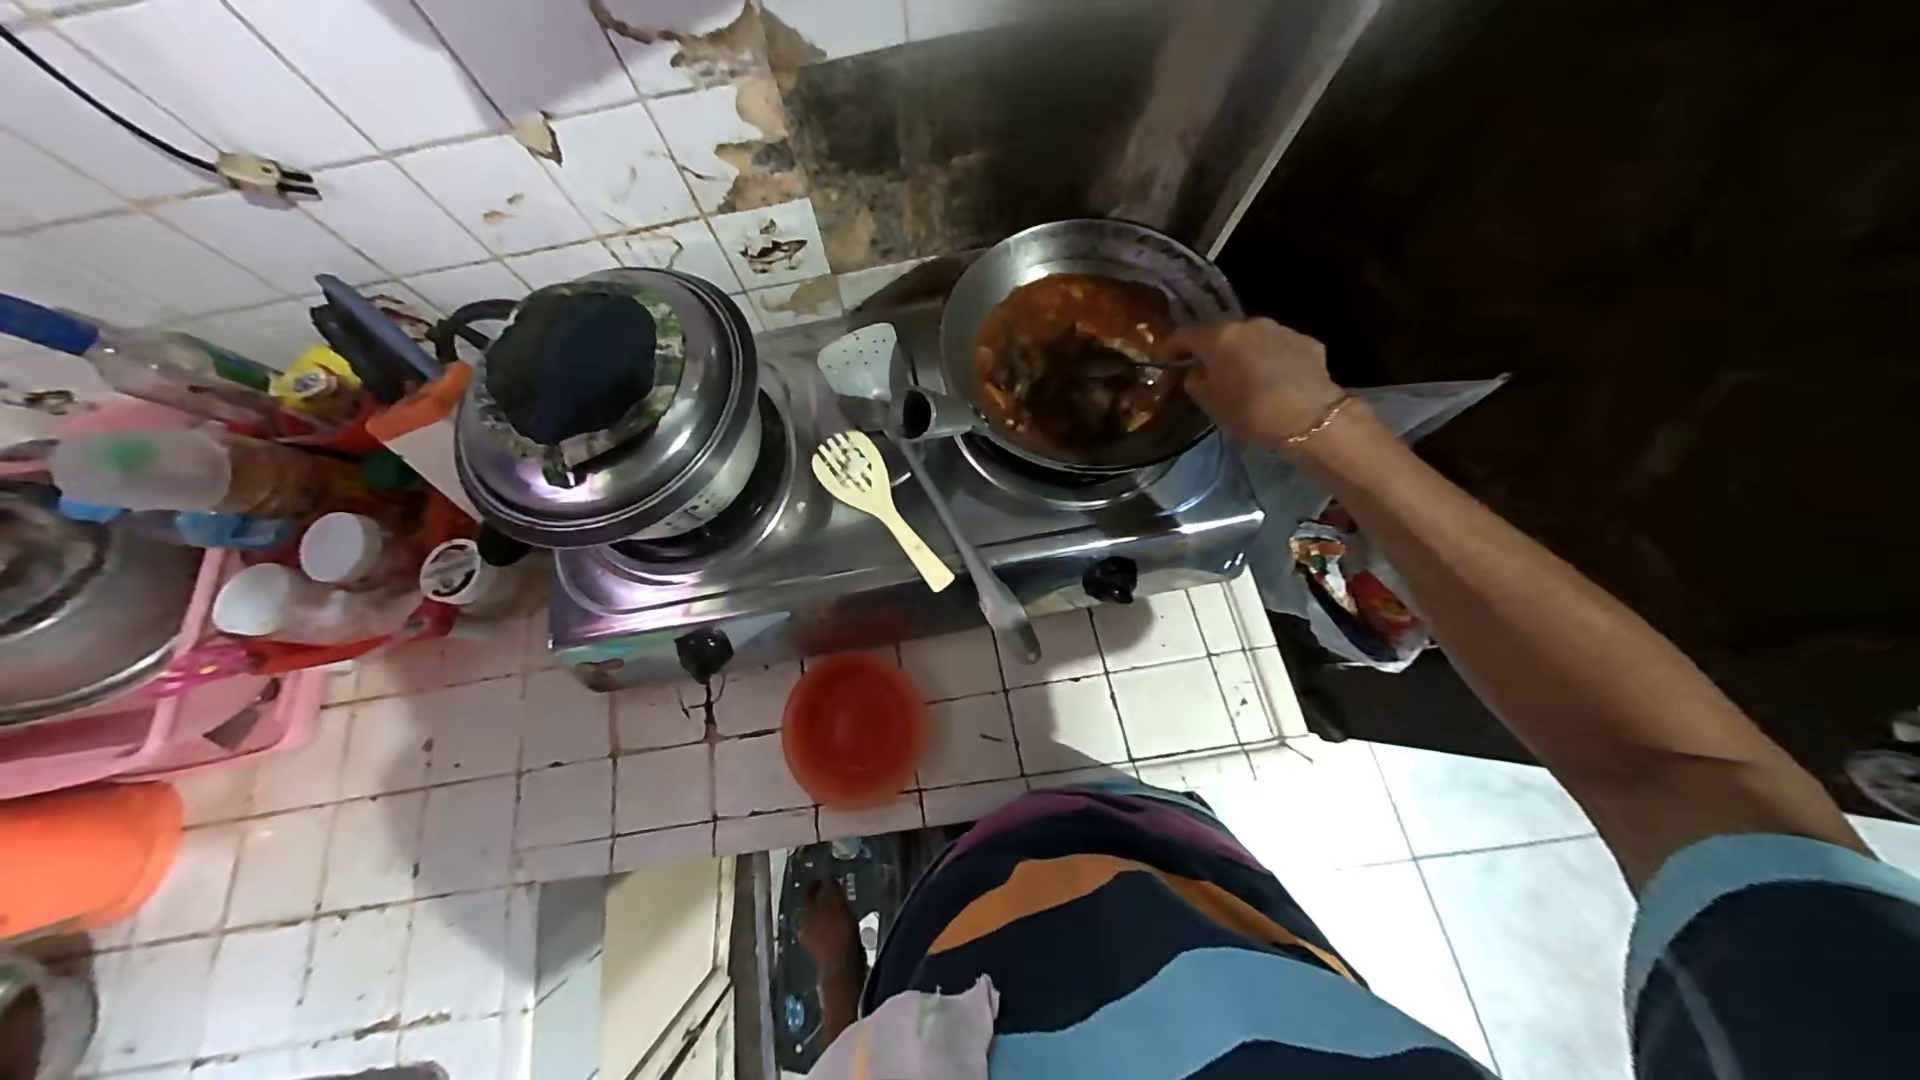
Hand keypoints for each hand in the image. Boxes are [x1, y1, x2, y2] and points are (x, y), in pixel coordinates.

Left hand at [798, 879, 860, 971]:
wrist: (842, 965)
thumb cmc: (838, 929)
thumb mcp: (836, 900)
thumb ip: (830, 887)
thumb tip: (827, 878)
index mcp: (805, 911)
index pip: (808, 891)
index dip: (817, 883)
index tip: (828, 877)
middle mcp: (804, 925)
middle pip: (812, 906)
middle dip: (823, 899)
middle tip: (837, 892)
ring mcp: (812, 941)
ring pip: (820, 921)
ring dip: (829, 914)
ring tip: (844, 907)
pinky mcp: (823, 953)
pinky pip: (828, 933)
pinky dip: (834, 927)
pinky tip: (845, 925)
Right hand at [1161, 318, 1347, 449]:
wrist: (1308, 417)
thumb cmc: (1248, 410)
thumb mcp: (1209, 402)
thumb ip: (1195, 381)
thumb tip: (1197, 371)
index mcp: (1218, 337)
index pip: (1184, 335)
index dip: (1170, 347)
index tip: (1163, 357)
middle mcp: (1249, 324)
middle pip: (1222, 334)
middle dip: (1212, 350)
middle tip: (1208, 370)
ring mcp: (1280, 329)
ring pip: (1252, 339)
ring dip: (1243, 353)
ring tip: (1244, 376)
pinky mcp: (1306, 341)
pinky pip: (1278, 349)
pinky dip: (1271, 360)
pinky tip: (1274, 380)